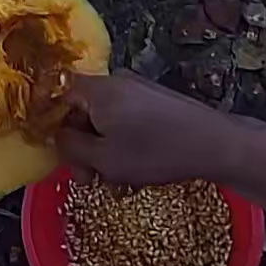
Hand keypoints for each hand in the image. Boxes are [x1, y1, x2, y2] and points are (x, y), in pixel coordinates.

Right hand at [57, 72, 246, 184]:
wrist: (215, 145)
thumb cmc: (154, 152)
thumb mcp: (103, 157)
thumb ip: (70, 145)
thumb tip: (56, 135)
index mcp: (97, 89)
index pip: (57, 94)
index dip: (50, 123)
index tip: (58, 154)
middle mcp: (116, 82)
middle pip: (82, 111)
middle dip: (81, 148)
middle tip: (89, 180)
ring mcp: (138, 91)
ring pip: (104, 121)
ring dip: (103, 153)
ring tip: (117, 183)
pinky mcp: (155, 103)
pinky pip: (125, 122)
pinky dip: (123, 145)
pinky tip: (134, 173)